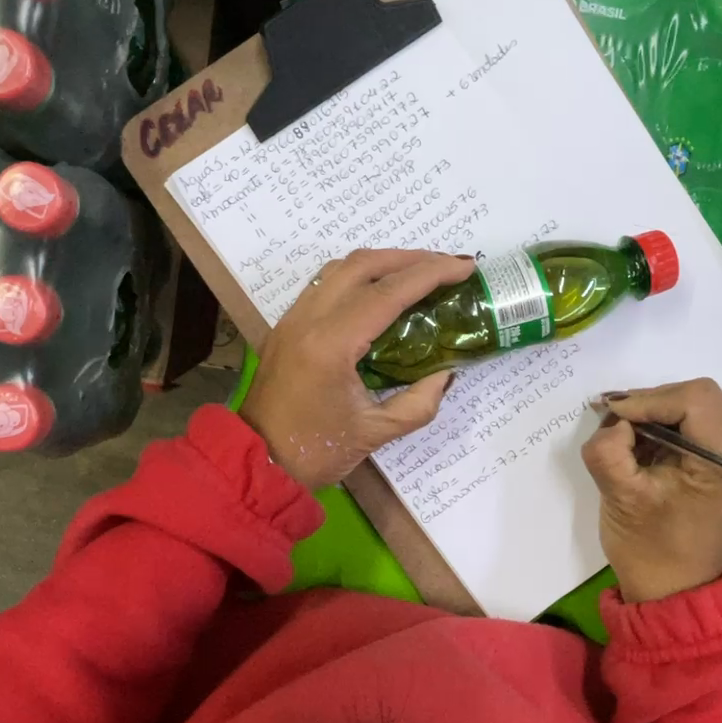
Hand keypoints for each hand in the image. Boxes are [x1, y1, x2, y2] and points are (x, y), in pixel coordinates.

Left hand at [240, 249, 475, 488]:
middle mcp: (308, 320)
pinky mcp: (285, 327)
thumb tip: (445, 374)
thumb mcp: (376, 433)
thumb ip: (419, 402)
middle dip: (408, 259)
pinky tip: (379, 293)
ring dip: (380, 263)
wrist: (256, 463)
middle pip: (362, 265)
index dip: (430, 274)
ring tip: (416, 274)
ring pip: (338, 269)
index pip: (388, 293)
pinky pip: (323, 285)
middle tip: (445, 266)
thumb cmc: (314, 452)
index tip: (464, 267)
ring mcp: (292, 320)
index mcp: (331, 344)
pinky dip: (356, 277)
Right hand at [581, 380, 721, 601]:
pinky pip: (691, 425)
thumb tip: (614, 422)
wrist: (670, 593)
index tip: (612, 415)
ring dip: (653, 411)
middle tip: (613, 420)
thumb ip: (610, 451)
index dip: (649, 399)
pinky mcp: (716, 465)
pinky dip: (660, 424)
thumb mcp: (621, 498)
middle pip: (698, 396)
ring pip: (694, 406)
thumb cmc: (648, 551)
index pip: (695, 400)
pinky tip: (636, 444)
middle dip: (651, 401)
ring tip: (621, 434)